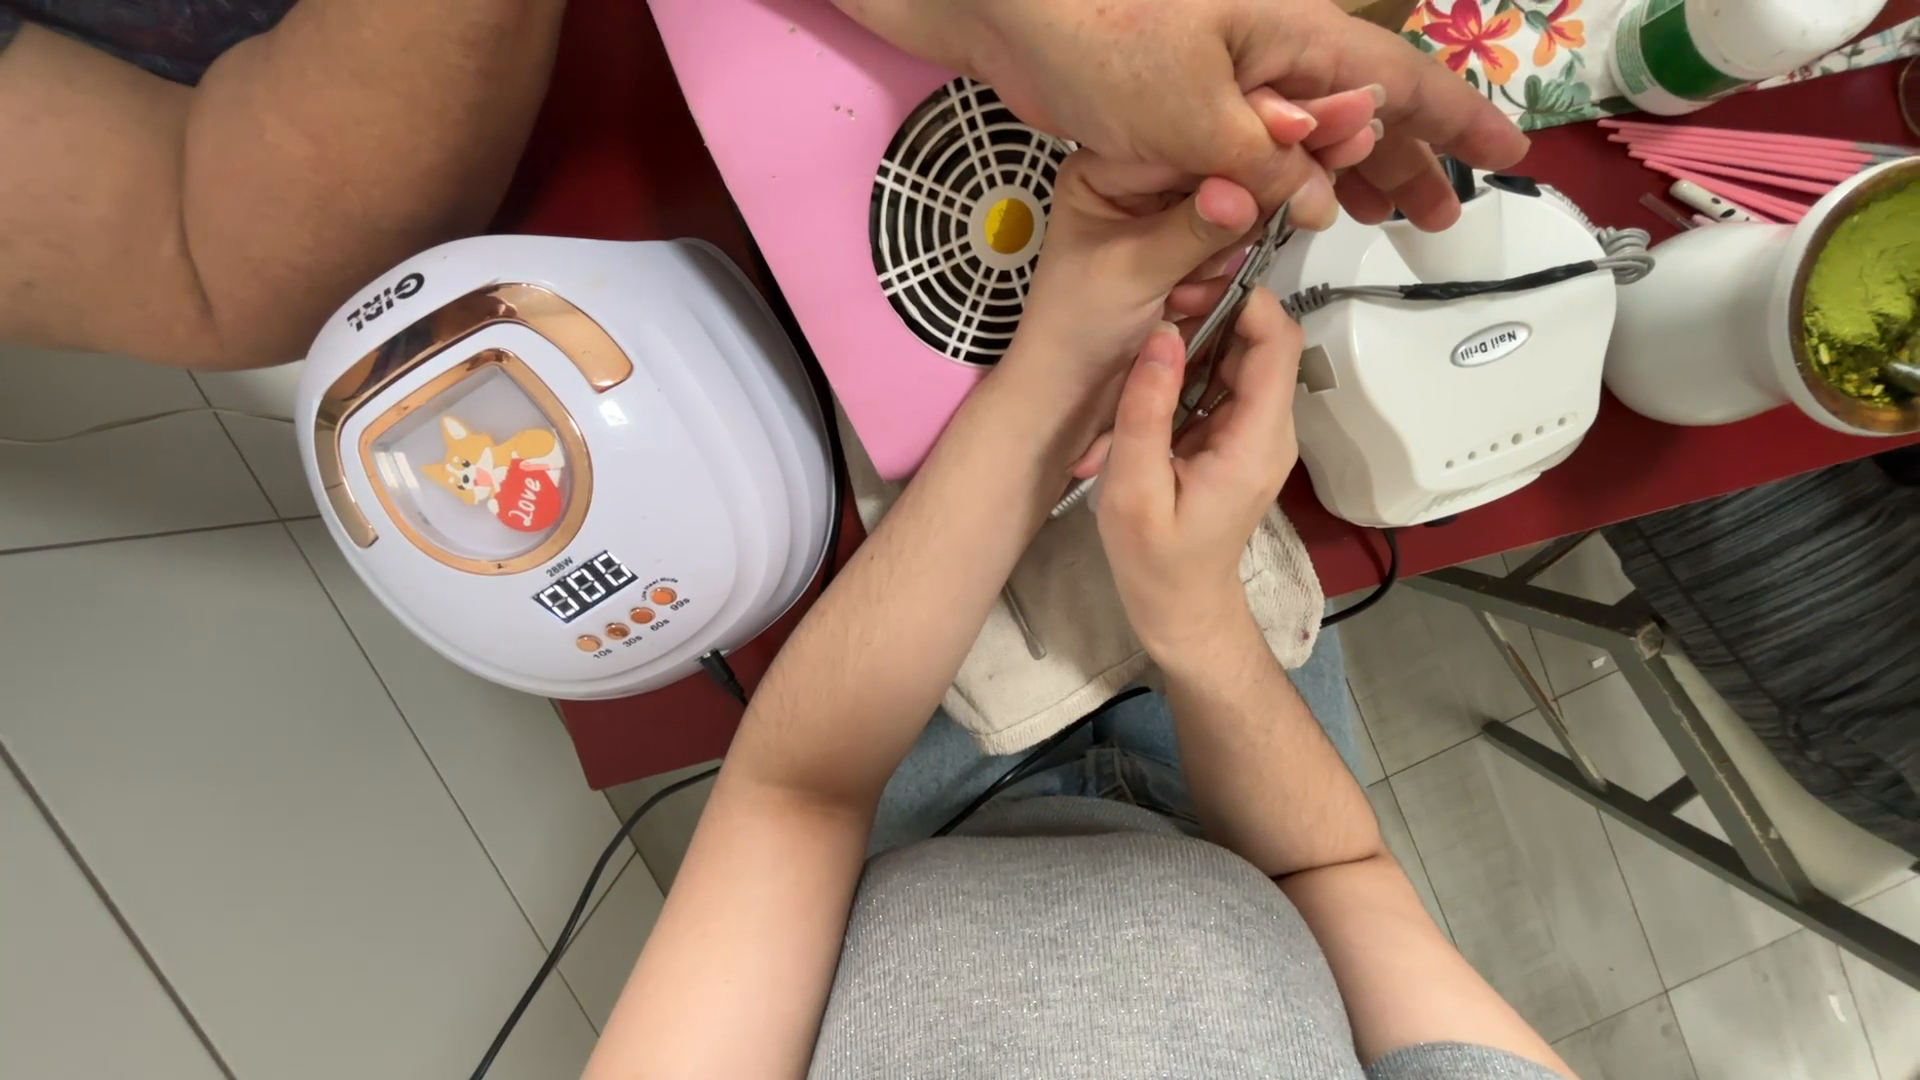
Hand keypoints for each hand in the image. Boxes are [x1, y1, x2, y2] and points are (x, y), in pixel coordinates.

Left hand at [839, 0, 1526, 230]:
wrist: (1023, 24)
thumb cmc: (1110, 48)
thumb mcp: (1200, 117)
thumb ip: (1264, 167)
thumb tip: (1322, 204)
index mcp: (1295, 48)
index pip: (1400, 87)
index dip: (1455, 126)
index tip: (1506, 161)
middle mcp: (1273, 65)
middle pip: (1362, 116)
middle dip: (1407, 165)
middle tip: (1440, 218)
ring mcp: (1229, 91)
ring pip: (1310, 139)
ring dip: (1350, 178)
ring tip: (1385, 219)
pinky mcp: (1187, 118)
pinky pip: (1256, 155)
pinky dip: (1284, 183)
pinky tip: (1294, 208)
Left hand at [1008, 86, 1374, 407]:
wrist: (1068, 396)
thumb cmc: (1075, 331)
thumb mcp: (1132, 271)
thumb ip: (1196, 227)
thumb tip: (1254, 184)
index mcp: (1105, 169)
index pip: (1189, 133)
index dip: (1249, 137)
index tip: (1309, 135)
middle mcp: (1134, 183)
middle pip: (1218, 164)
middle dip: (1249, 197)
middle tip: (1305, 195)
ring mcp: (1158, 219)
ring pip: (1231, 207)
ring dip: (1227, 251)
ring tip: (1184, 294)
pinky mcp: (1178, 255)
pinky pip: (1225, 245)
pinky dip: (1221, 274)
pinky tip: (1187, 303)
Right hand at [1093, 289, 1302, 662]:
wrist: (1180, 606)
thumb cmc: (1154, 561)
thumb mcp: (1134, 491)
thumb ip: (1146, 413)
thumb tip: (1162, 335)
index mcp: (1255, 442)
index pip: (1276, 342)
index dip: (1240, 301)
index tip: (1181, 294)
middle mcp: (1269, 430)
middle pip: (1258, 344)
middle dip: (1208, 318)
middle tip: (1150, 321)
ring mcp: (1254, 436)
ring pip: (1236, 361)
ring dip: (1190, 349)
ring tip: (1139, 358)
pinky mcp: (1235, 442)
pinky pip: (1219, 388)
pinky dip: (1184, 377)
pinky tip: (1145, 390)